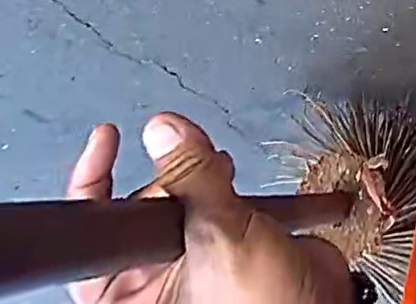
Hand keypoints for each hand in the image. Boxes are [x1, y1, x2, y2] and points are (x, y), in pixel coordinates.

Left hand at [66, 113, 352, 303]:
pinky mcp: (220, 240)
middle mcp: (150, 282)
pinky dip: (223, 178)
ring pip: (179, 198)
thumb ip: (194, 179)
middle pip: (142, 206)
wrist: (322, 303)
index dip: (93, 184)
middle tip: (199, 168)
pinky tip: (234, 174)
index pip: (93, 234)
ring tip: (224, 171)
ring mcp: (185, 261)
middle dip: (171, 177)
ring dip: (202, 175)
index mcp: (127, 299)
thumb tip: (164, 130)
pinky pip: (210, 197)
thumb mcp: (221, 237)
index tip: (107, 138)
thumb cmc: (264, 302)